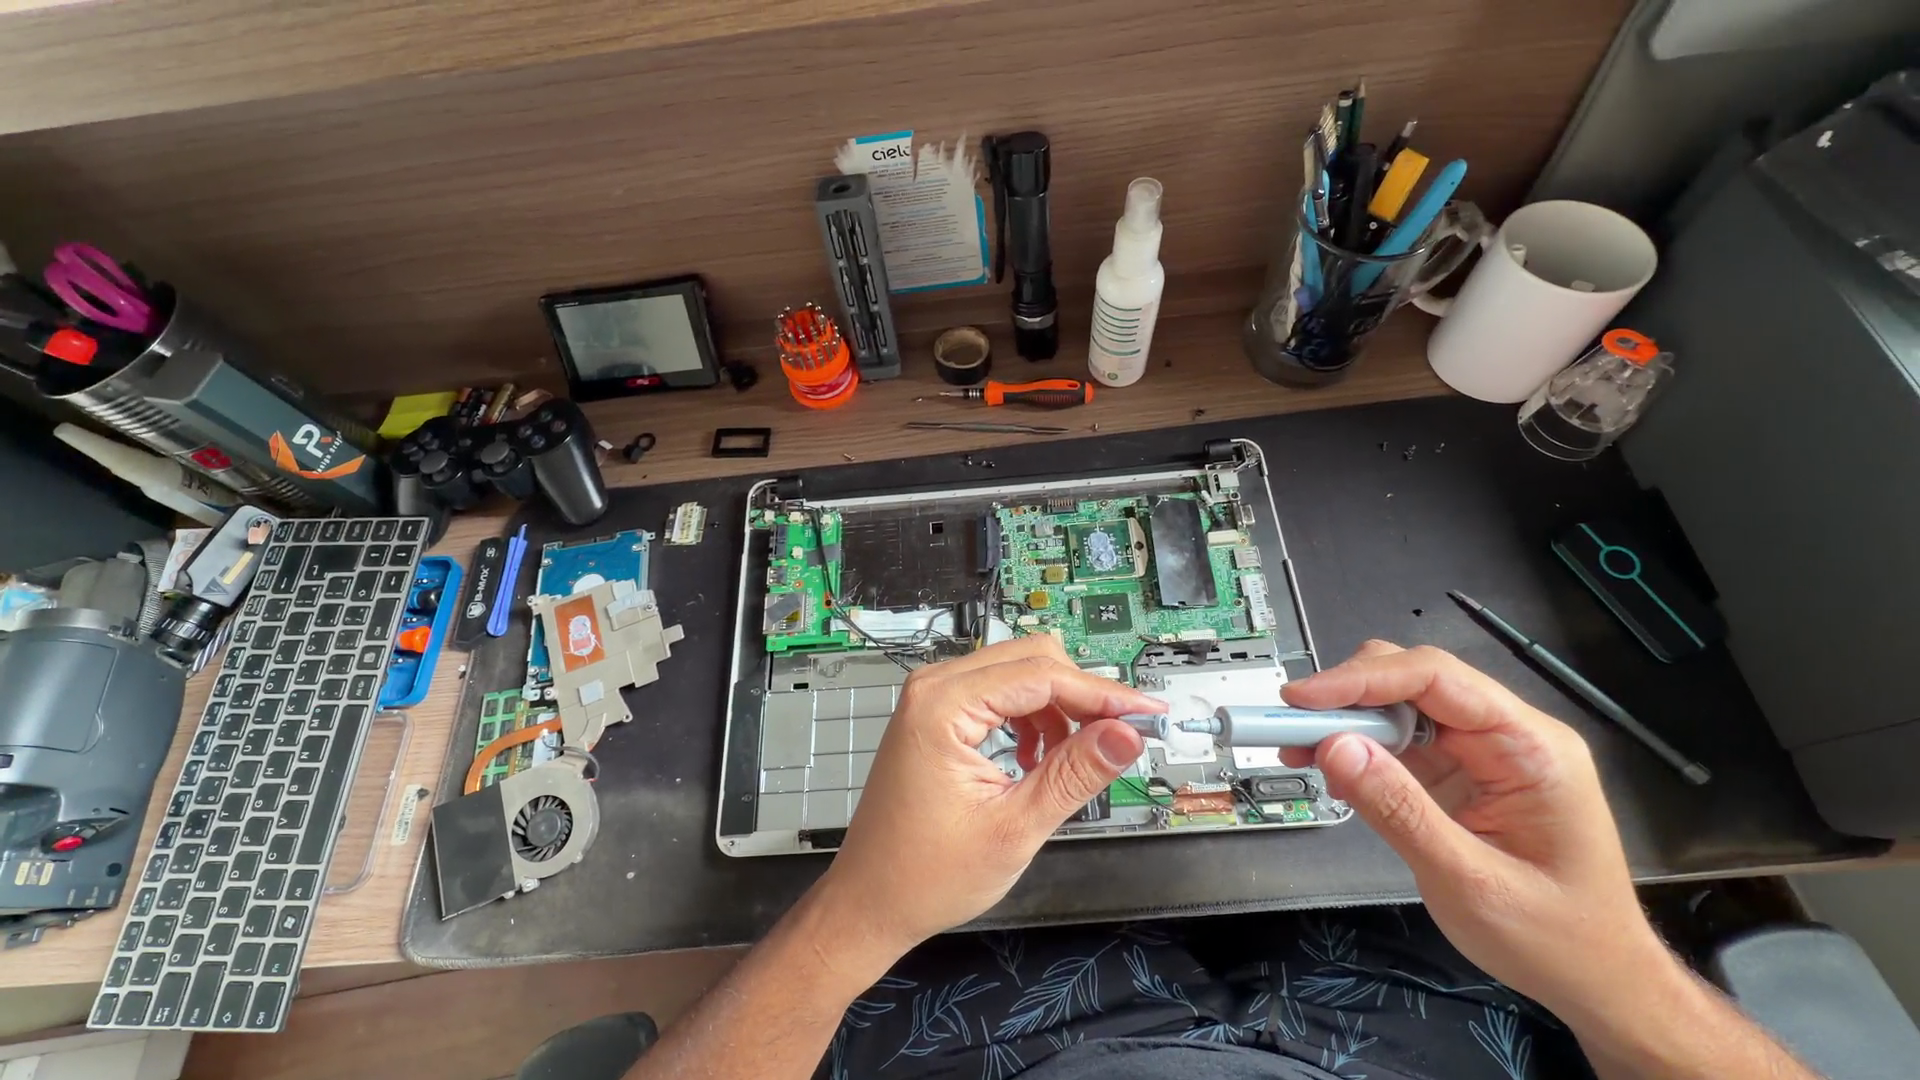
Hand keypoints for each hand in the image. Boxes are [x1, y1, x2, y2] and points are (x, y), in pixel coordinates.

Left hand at [812, 637, 1162, 959]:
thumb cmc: (927, 875)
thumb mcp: (1014, 828)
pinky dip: (1031, 716)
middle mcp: (934, 686)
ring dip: (1056, 707)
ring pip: (1018, 672)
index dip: (1102, 693)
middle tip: (1119, 736)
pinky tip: (1036, 758)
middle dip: (1082, 694)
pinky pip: (999, 692)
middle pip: (1032, 659)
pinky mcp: (937, 713)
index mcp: (943, 706)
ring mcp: (932, 697)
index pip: (1042, 675)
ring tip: (1068, 761)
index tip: (1146, 713)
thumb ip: (1074, 775)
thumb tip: (1125, 735)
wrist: (871, 899)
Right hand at [1280, 641, 1664, 1015]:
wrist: (1598, 982)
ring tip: (1296, 748)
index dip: (1362, 679)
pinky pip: (1397, 740)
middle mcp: (1504, 735)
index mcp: (1529, 746)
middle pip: (1413, 679)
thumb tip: (1333, 747)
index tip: (1301, 700)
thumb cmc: (1553, 939)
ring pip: (1398, 705)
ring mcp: (1479, 751)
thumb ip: (1400, 810)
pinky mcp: (1457, 771)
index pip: (1436, 678)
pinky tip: (1325, 765)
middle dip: (1348, 696)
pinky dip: (1354, 747)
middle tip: (1292, 728)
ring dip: (1344, 721)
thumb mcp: (1469, 881)